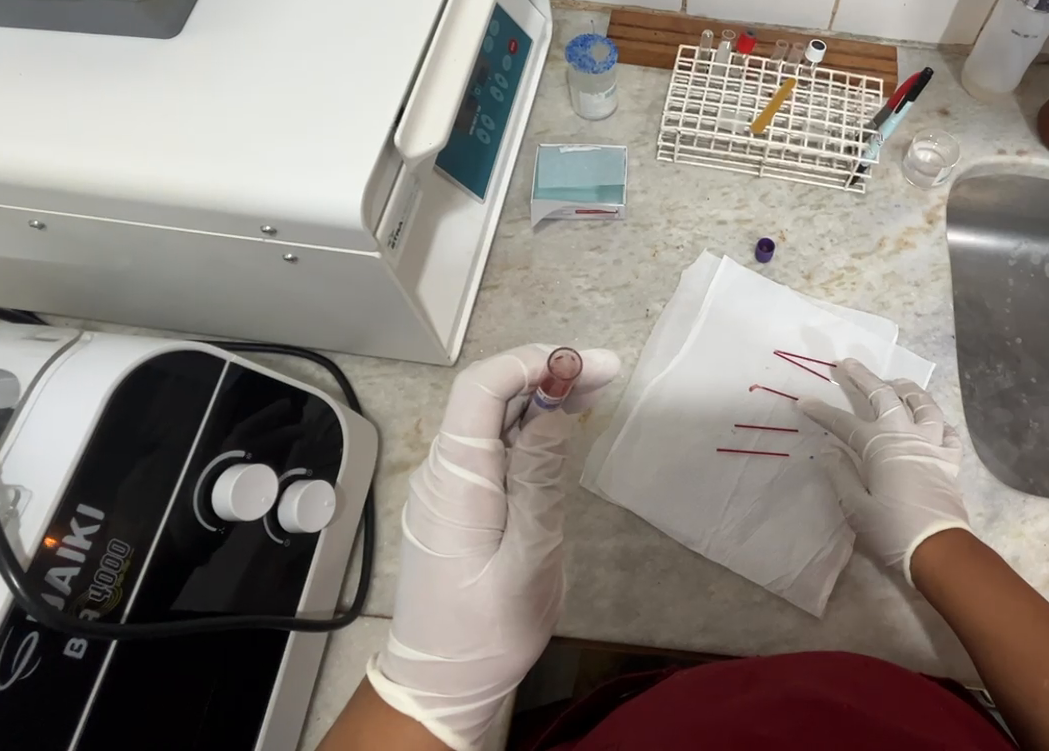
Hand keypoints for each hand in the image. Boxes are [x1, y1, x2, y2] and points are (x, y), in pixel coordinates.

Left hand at [367, 344, 619, 750]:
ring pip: (494, 414)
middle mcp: (445, 469)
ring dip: (542, 393)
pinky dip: (531, 423)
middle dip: (547, 371)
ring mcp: (451, 481)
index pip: (481, 388)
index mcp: (456, 480)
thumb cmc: (487, 632)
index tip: (589, 366)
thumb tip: (552, 411)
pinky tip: (563, 424)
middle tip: (608, 373)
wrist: (440, 684)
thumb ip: (538, 482)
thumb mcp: (527, 562)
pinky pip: (494, 442)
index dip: (534, 363)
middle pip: (490, 394)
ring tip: (596, 388)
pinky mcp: (462, 495)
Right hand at [798, 358, 970, 584]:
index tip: (804, 401)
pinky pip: (948, 433)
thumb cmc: (892, 530)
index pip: (843, 423)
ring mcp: (931, 445)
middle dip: (863, 377)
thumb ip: (841, 474)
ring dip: (908, 389)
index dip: (822, 412)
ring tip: (897, 383)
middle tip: (847, 363)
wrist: (938, 551)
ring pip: (923, 405)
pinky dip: (939, 422)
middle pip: (884, 396)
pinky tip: (933, 422)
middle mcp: (905, 436)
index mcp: (879, 446)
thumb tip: (831, 449)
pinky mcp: (949, 460)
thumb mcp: (855, 507)